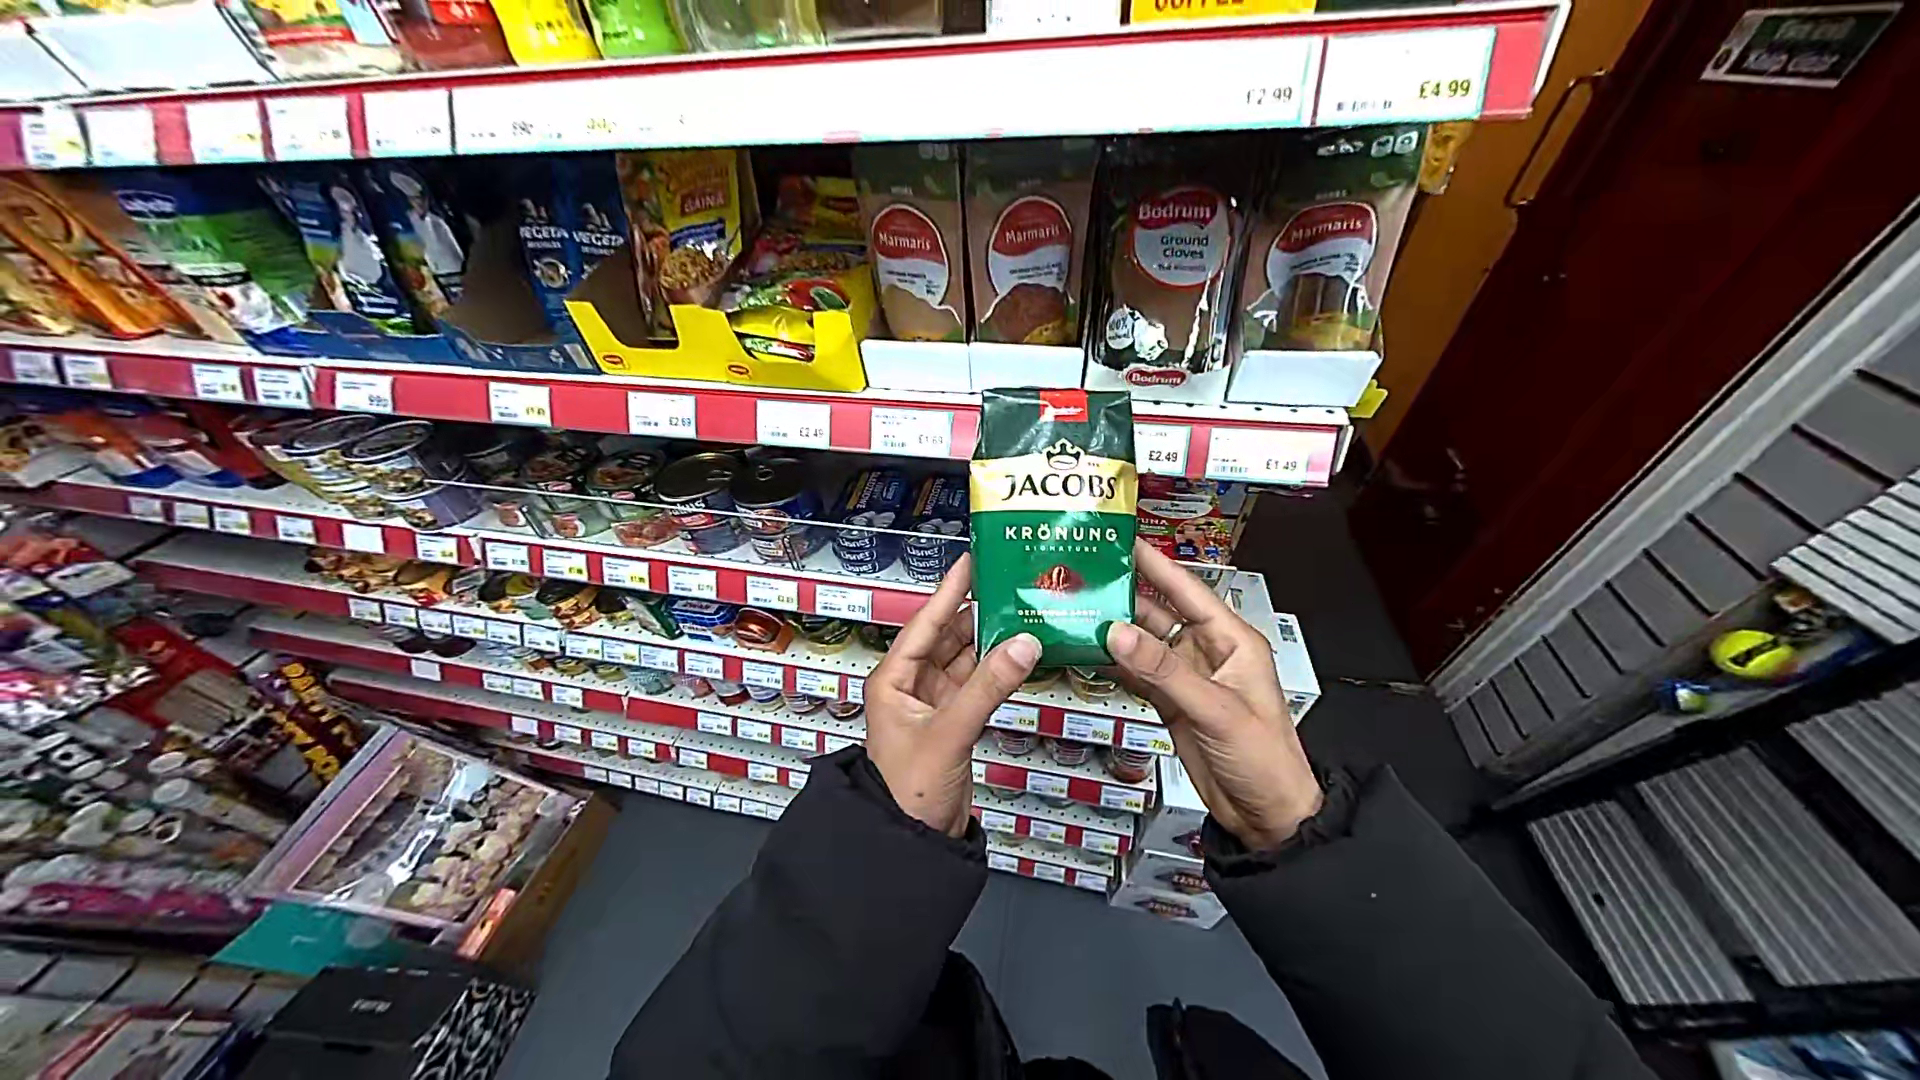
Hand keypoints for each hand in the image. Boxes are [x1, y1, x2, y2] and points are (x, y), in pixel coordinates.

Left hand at [866, 555, 1040, 836]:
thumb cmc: (907, 791)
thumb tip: (1023, 644)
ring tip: (1020, 610)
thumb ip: (988, 687)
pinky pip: (979, 683)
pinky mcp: (956, 719)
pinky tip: (1019, 653)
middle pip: (947, 636)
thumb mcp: (948, 732)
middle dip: (975, 610)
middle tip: (1006, 582)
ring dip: (990, 639)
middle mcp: (913, 684)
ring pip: (966, 658)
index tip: (970, 561)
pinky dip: (998, 669)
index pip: (925, 623)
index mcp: (894, 679)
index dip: (949, 591)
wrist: (912, 844)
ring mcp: (936, 702)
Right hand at [1107, 542, 1322, 850]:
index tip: (1124, 543)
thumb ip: (1165, 671)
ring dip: (1112, 631)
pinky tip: (1088, 653)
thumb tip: (1119, 634)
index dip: (1155, 564)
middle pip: (1157, 612)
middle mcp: (1205, 651)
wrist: (1266, 816)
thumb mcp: (1216, 709)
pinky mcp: (1168, 701)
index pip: (1187, 590)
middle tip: (1085, 580)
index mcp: (1231, 641)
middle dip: (1122, 596)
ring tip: (1077, 613)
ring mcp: (1184, 676)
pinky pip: (1134, 673)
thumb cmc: (1266, 760)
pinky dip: (1111, 664)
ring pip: (1140, 643)